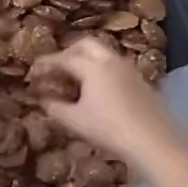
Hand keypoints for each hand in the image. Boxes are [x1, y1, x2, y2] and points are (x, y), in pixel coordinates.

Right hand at [30, 38, 187, 172]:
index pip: (62, 58)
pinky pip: (115, 67)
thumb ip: (53, 106)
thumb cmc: (108, 128)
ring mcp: (130, 71)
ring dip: (86, 60)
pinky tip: (96, 90)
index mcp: (92, 67)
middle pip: (86, 44)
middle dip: (67, 52)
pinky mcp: (141, 83)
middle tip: (55, 68)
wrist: (155, 142)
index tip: (32, 71)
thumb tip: (42, 99)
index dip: (44, 63)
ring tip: (73, 78)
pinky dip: (100, 70)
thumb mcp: (73, 120)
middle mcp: (112, 62)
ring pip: (103, 54)